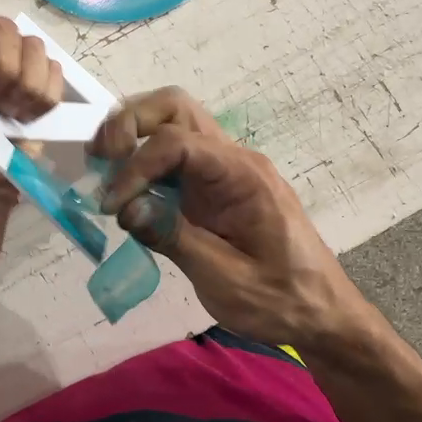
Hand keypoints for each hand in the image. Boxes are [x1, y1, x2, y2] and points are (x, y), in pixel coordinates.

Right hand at [89, 87, 369, 347]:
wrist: (321, 315)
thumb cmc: (280, 300)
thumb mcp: (225, 279)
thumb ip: (174, 238)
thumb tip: (124, 209)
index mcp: (243, 175)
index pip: (177, 142)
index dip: (136, 166)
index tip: (112, 207)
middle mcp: (232, 159)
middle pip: (173, 106)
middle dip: (128, 124)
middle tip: (100, 162)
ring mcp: (222, 168)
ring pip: (171, 120)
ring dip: (131, 135)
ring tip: (104, 170)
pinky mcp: (211, 184)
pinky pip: (171, 152)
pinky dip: (141, 159)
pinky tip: (124, 188)